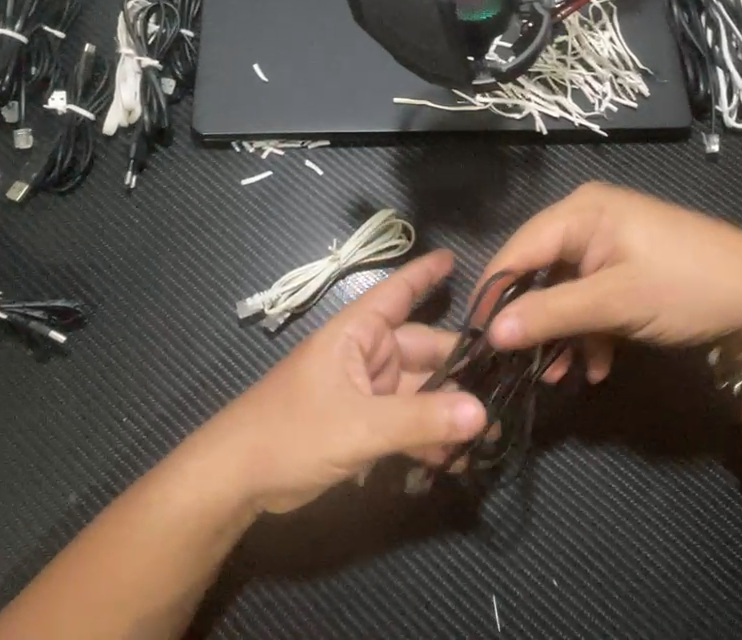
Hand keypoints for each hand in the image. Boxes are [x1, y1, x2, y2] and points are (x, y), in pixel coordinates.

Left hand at [190, 250, 487, 513]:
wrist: (236, 481)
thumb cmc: (290, 432)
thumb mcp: (359, 426)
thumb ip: (421, 420)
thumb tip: (483, 412)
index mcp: (357, 334)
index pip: (398, 292)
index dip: (426, 275)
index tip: (459, 260)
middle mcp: (366, 356)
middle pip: (424, 351)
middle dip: (461, 372)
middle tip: (505, 389)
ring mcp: (365, 393)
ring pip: (420, 393)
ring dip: (449, 413)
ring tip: (488, 438)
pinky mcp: (363, 427)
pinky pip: (406, 424)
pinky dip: (428, 439)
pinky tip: (457, 462)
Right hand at [479, 183, 741, 379]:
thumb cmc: (687, 287)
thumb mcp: (615, 302)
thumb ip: (550, 315)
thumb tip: (490, 334)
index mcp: (581, 211)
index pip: (517, 250)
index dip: (493, 294)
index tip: (476, 341)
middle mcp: (587, 221)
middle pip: (538, 272)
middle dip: (531, 321)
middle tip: (516, 365)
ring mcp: (608, 246)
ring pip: (563, 292)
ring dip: (560, 335)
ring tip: (556, 377)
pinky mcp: (624, 271)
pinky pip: (589, 300)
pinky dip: (588, 333)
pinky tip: (596, 368)